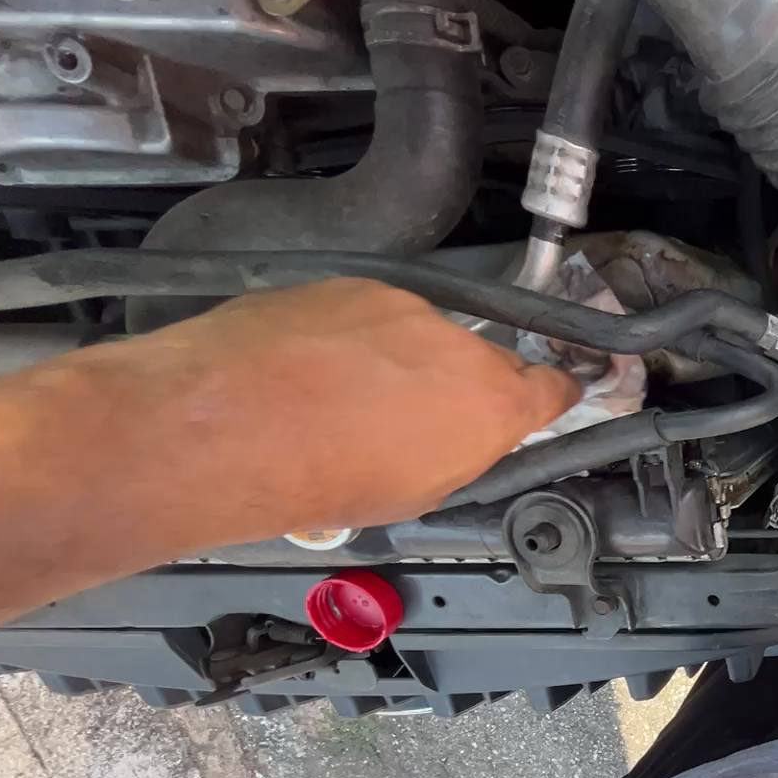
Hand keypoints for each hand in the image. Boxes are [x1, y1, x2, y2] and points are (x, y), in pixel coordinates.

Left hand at [0, 279, 578, 547]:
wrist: (221, 430)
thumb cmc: (325, 474)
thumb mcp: (428, 490)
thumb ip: (470, 450)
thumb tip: (469, 435)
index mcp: (497, 400)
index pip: (556, 386)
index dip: (554, 395)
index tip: (549, 397)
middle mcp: (461, 344)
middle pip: (488, 361)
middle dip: (467, 386)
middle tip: (424, 419)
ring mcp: (403, 308)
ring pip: (428, 336)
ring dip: (410, 361)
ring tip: (355, 398)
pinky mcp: (347, 286)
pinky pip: (374, 314)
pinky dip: (359, 338)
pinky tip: (321, 372)